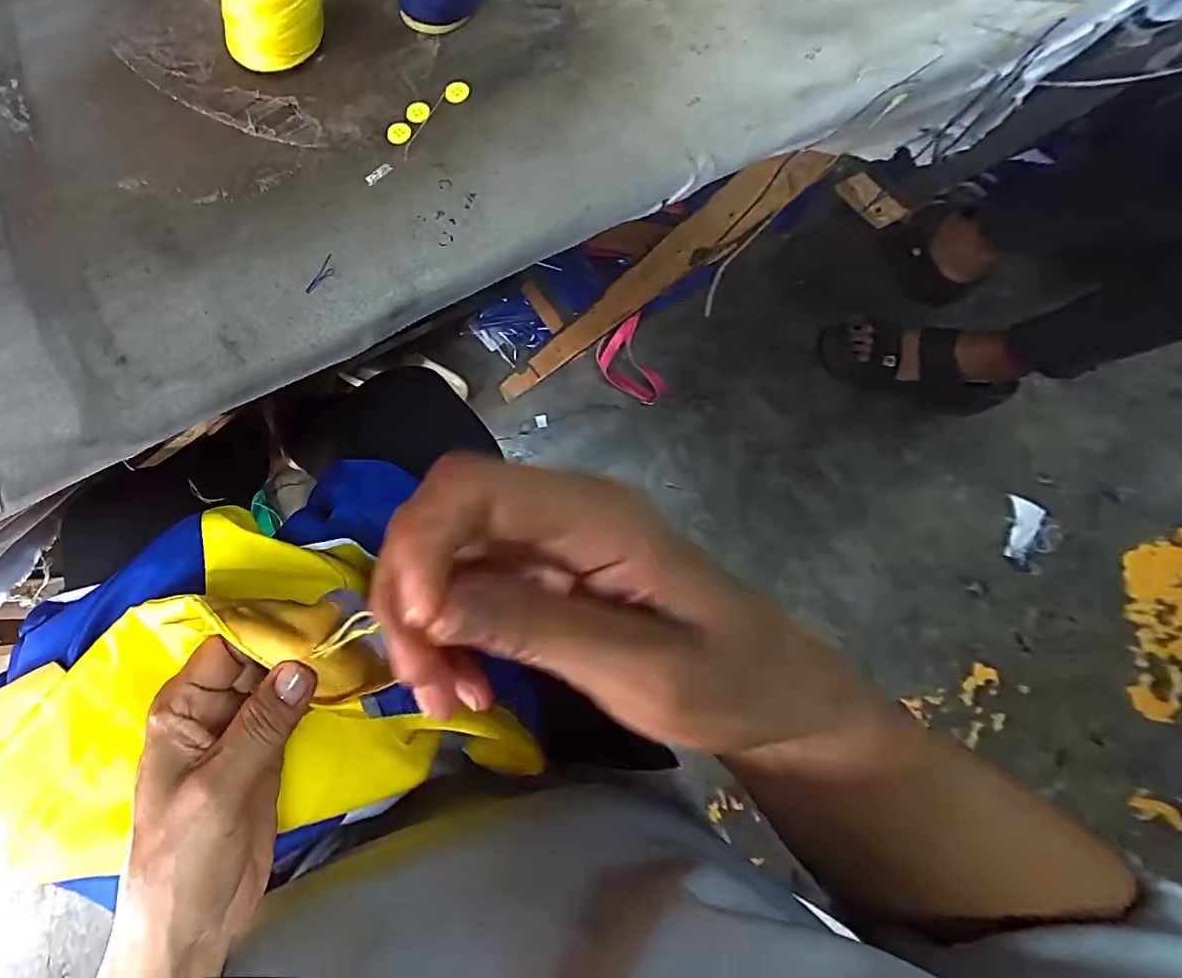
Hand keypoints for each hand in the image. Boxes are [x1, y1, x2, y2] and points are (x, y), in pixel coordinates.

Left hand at [107, 639, 314, 977]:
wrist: (193, 926)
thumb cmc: (183, 858)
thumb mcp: (219, 788)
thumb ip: (261, 726)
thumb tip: (301, 667)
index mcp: (183, 708)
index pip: (227, 648)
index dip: (267, 630)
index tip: (312, 620)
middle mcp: (212, 710)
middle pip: (256, 660)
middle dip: (295, 644)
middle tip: (341, 627)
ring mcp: (242, 730)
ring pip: (278, 682)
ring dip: (310, 667)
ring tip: (350, 645)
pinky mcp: (267, 750)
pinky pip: (292, 711)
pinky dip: (316, 697)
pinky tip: (343, 681)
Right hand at [373, 455, 875, 754]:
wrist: (773, 691)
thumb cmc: (728, 681)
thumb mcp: (640, 671)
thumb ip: (534, 627)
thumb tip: (428, 605)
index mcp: (593, 513)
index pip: (472, 486)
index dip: (423, 542)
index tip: (419, 625)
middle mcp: (558, 509)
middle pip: (443, 513)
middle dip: (408, 590)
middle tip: (418, 678)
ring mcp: (544, 539)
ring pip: (443, 553)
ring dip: (420, 621)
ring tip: (442, 696)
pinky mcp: (536, 571)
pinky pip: (463, 586)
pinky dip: (444, 635)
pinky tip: (464, 685)